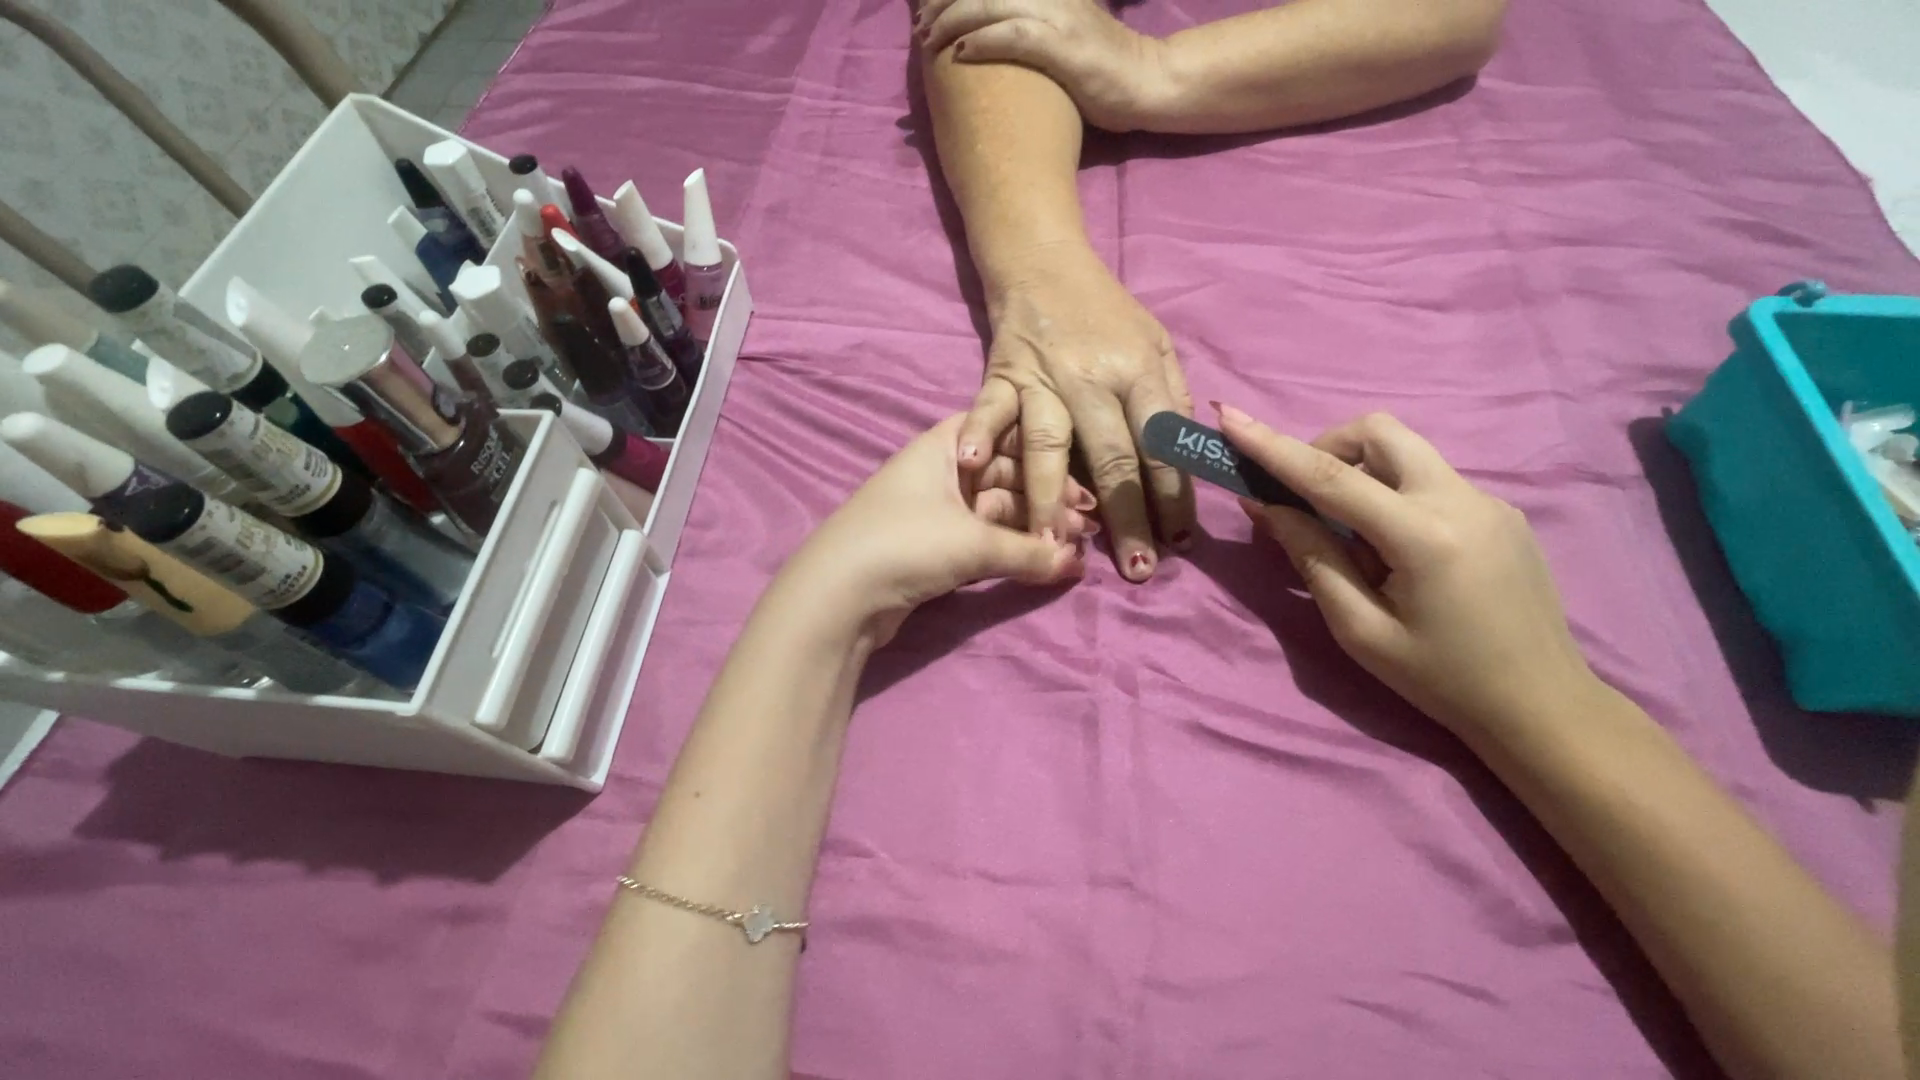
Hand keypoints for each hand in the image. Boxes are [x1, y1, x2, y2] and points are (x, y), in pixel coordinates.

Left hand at [781, 415, 1093, 645]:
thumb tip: (1075, 564)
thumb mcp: (974, 543)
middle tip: (1087, 526)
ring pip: (997, 513)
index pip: (1004, 433)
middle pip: (1005, 477)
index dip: (1043, 454)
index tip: (1080, 480)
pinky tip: (1042, 565)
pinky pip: (984, 541)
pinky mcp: (934, 548)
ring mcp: (936, 510)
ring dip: (1033, 531)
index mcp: (943, 445)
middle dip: (1045, 501)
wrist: (838, 597)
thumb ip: (1030, 552)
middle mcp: (940, 470)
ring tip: (1072, 550)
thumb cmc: (906, 543)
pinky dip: (1011, 551)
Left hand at [915, 0, 1174, 131]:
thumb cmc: (1100, 69)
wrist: (1146, 83)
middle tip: (920, 28)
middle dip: (943, 3)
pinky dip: (981, 42)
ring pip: (989, 4)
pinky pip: (1013, 35)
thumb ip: (1028, 27)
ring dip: (952, 21)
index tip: (926, 9)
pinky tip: (959, 54)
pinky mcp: (1063, 48)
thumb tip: (987, 35)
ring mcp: (1057, 17)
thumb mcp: (1062, 34)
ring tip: (928, 40)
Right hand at [957, 244, 1193, 582]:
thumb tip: (1191, 460)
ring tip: (1053, 547)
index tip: (1180, 543)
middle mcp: (1093, 378)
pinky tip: (969, 464)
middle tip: (1137, 571)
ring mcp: (1043, 377)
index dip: (1173, 496)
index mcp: (1140, 370)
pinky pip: (989, 409)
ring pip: (1049, 444)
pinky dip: (978, 433)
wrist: (1044, 264)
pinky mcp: (1001, 374)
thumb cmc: (1107, 314)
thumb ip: (1173, 398)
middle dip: (1127, 518)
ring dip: (1050, 498)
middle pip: (1113, 457)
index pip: (1162, 444)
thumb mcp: (1158, 344)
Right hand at [1217, 405, 1601, 740]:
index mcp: (1424, 537)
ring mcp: (1489, 501)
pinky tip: (1394, 552)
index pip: (1332, 477)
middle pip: (1380, 432)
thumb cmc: (1441, 680)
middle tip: (1304, 499)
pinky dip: (1392, 494)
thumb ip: (1313, 560)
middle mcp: (1461, 500)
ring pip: (1407, 452)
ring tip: (1349, 535)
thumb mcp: (1361, 631)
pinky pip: (1430, 480)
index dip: (1273, 447)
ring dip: (1361, 472)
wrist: (1543, 706)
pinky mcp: (1501, 512)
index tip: (1231, 418)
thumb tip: (1268, 507)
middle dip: (1327, 447)